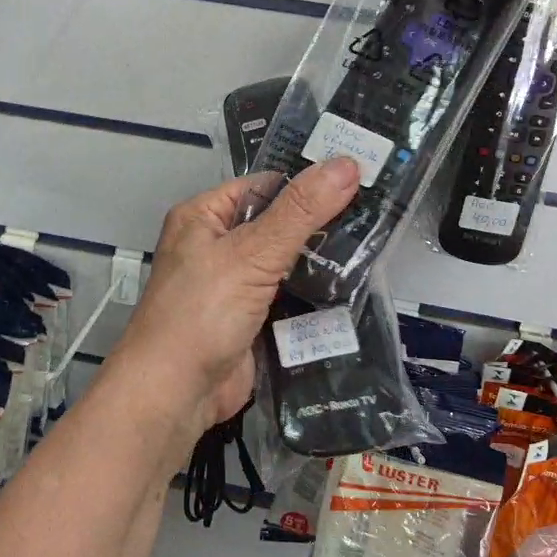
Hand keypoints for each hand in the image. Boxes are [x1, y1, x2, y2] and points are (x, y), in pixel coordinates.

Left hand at [108, 159, 361, 438]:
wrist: (175, 393)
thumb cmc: (202, 312)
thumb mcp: (251, 253)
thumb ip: (301, 212)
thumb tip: (347, 163)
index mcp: (203, 218)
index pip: (264, 186)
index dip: (308, 181)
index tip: (361, 177)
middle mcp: (216, 247)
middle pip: (278, 225)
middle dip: (321, 224)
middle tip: (380, 212)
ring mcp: (234, 288)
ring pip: (287, 264)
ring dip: (323, 262)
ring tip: (379, 245)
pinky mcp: (251, 322)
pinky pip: (290, 299)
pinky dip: (316, 296)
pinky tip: (356, 287)